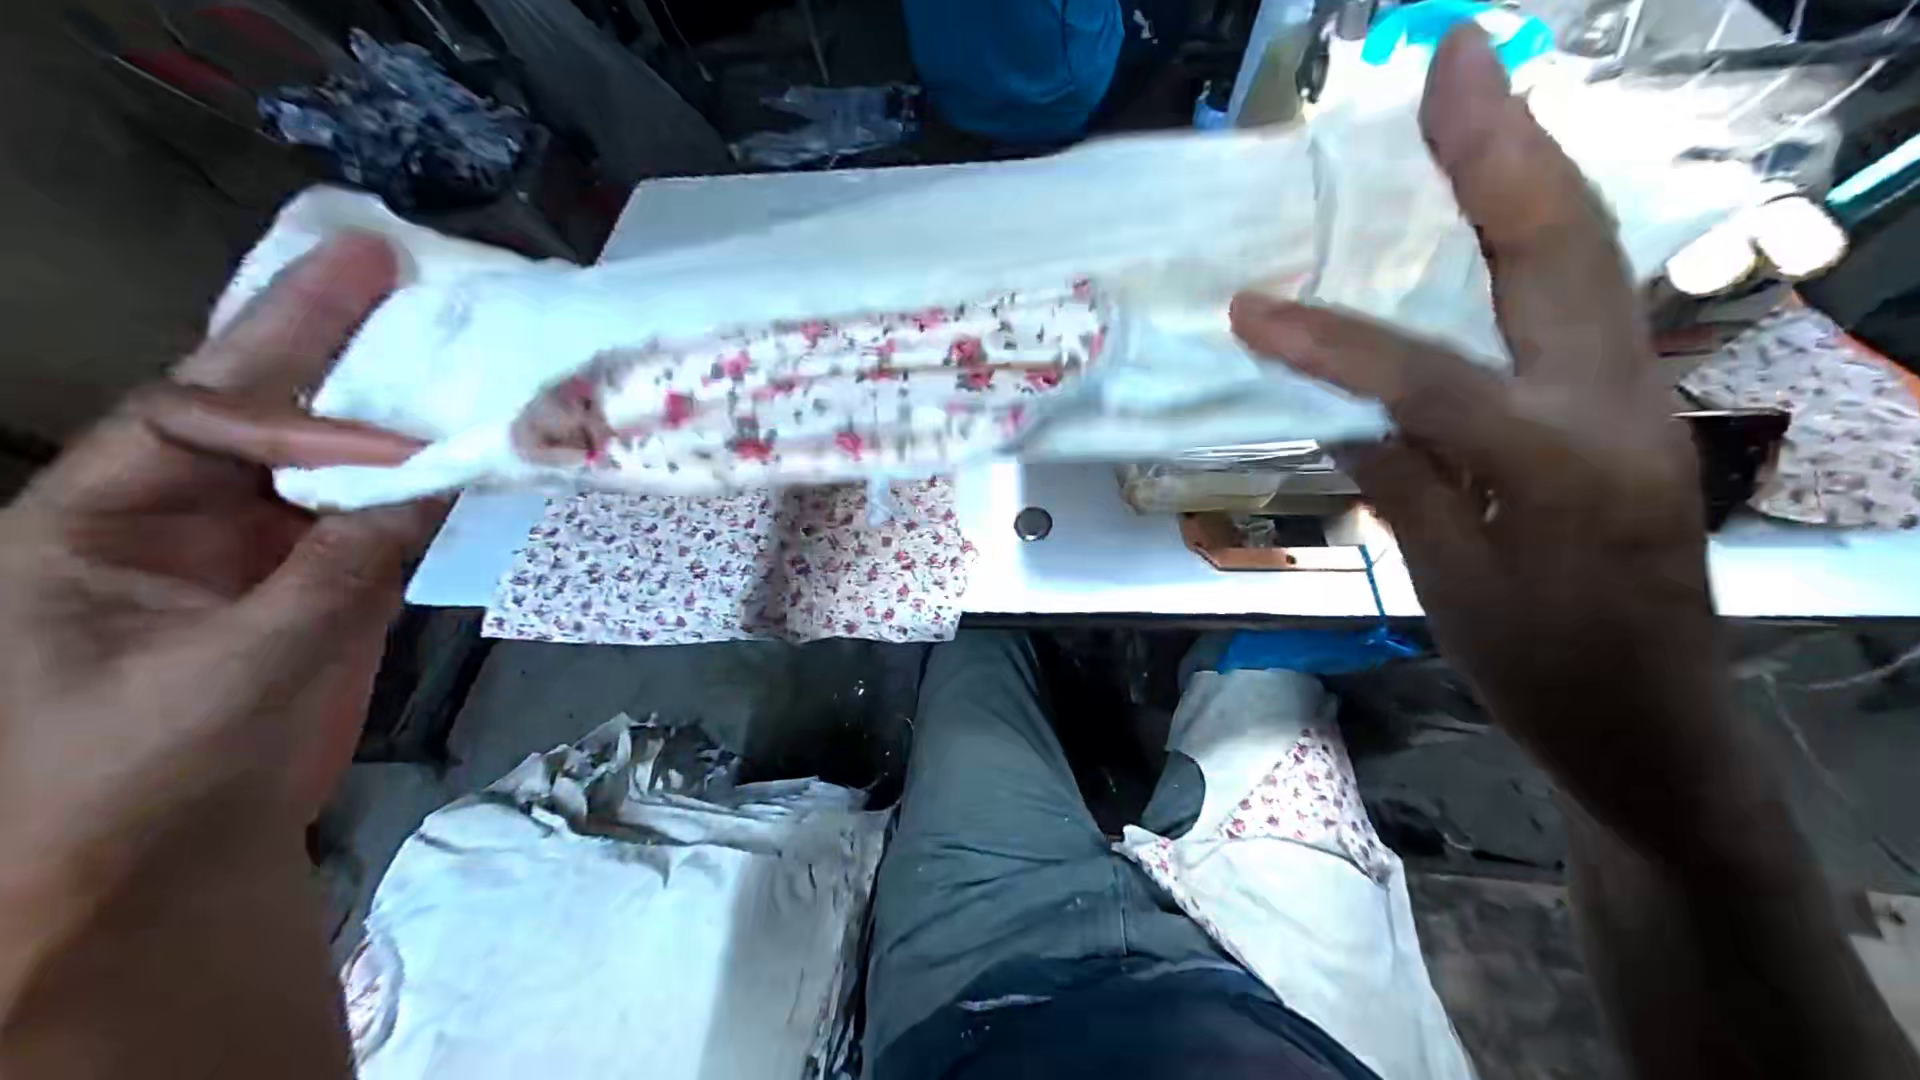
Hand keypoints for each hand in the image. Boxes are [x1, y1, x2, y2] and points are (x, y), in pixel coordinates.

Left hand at [0, 234, 436, 983]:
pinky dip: (424, 483)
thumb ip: (342, 567)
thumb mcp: (242, 665)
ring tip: (432, 332)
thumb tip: (436, 482)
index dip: (302, 426)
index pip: (202, 427)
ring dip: (384, 404)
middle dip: (313, 333)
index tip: (398, 455)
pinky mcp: (329, 579)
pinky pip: (382, 515)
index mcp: (99, 516)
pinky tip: (458, 445)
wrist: (168, 865)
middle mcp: (181, 510)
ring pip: (330, 458)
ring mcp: (264, 545)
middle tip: (375, 260)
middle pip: (255, 405)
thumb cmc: (144, 774)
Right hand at [1230, 29, 1712, 751]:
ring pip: (1587, 261)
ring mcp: (1634, 398)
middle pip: (1564, 251)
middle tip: (1454, 63)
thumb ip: (1398, 476)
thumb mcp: (1450, 582)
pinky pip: (1572, 307)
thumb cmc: (1541, 669)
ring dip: (1526, 176)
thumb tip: (1339, 405)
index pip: (1425, 380)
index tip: (1248, 309)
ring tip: (1474, 107)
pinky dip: (1527, 246)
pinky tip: (1491, 216)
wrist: (1649, 724)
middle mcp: (1618, 406)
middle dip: (1501, 152)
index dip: (1328, 342)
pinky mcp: (1623, 409)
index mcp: (1563, 465)